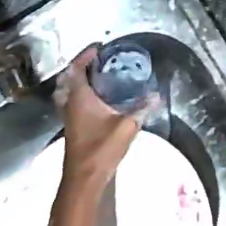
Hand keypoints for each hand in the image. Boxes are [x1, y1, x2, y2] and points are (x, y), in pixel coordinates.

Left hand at [52, 46, 139, 197]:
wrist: (83, 178)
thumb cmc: (101, 149)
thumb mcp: (126, 127)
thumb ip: (141, 109)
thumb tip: (156, 95)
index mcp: (79, 97)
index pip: (77, 68)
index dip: (85, 55)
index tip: (98, 47)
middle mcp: (70, 103)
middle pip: (69, 77)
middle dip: (81, 66)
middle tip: (98, 60)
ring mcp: (68, 116)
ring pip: (69, 90)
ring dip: (79, 80)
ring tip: (98, 76)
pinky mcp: (72, 126)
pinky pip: (72, 101)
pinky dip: (81, 93)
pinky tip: (97, 99)